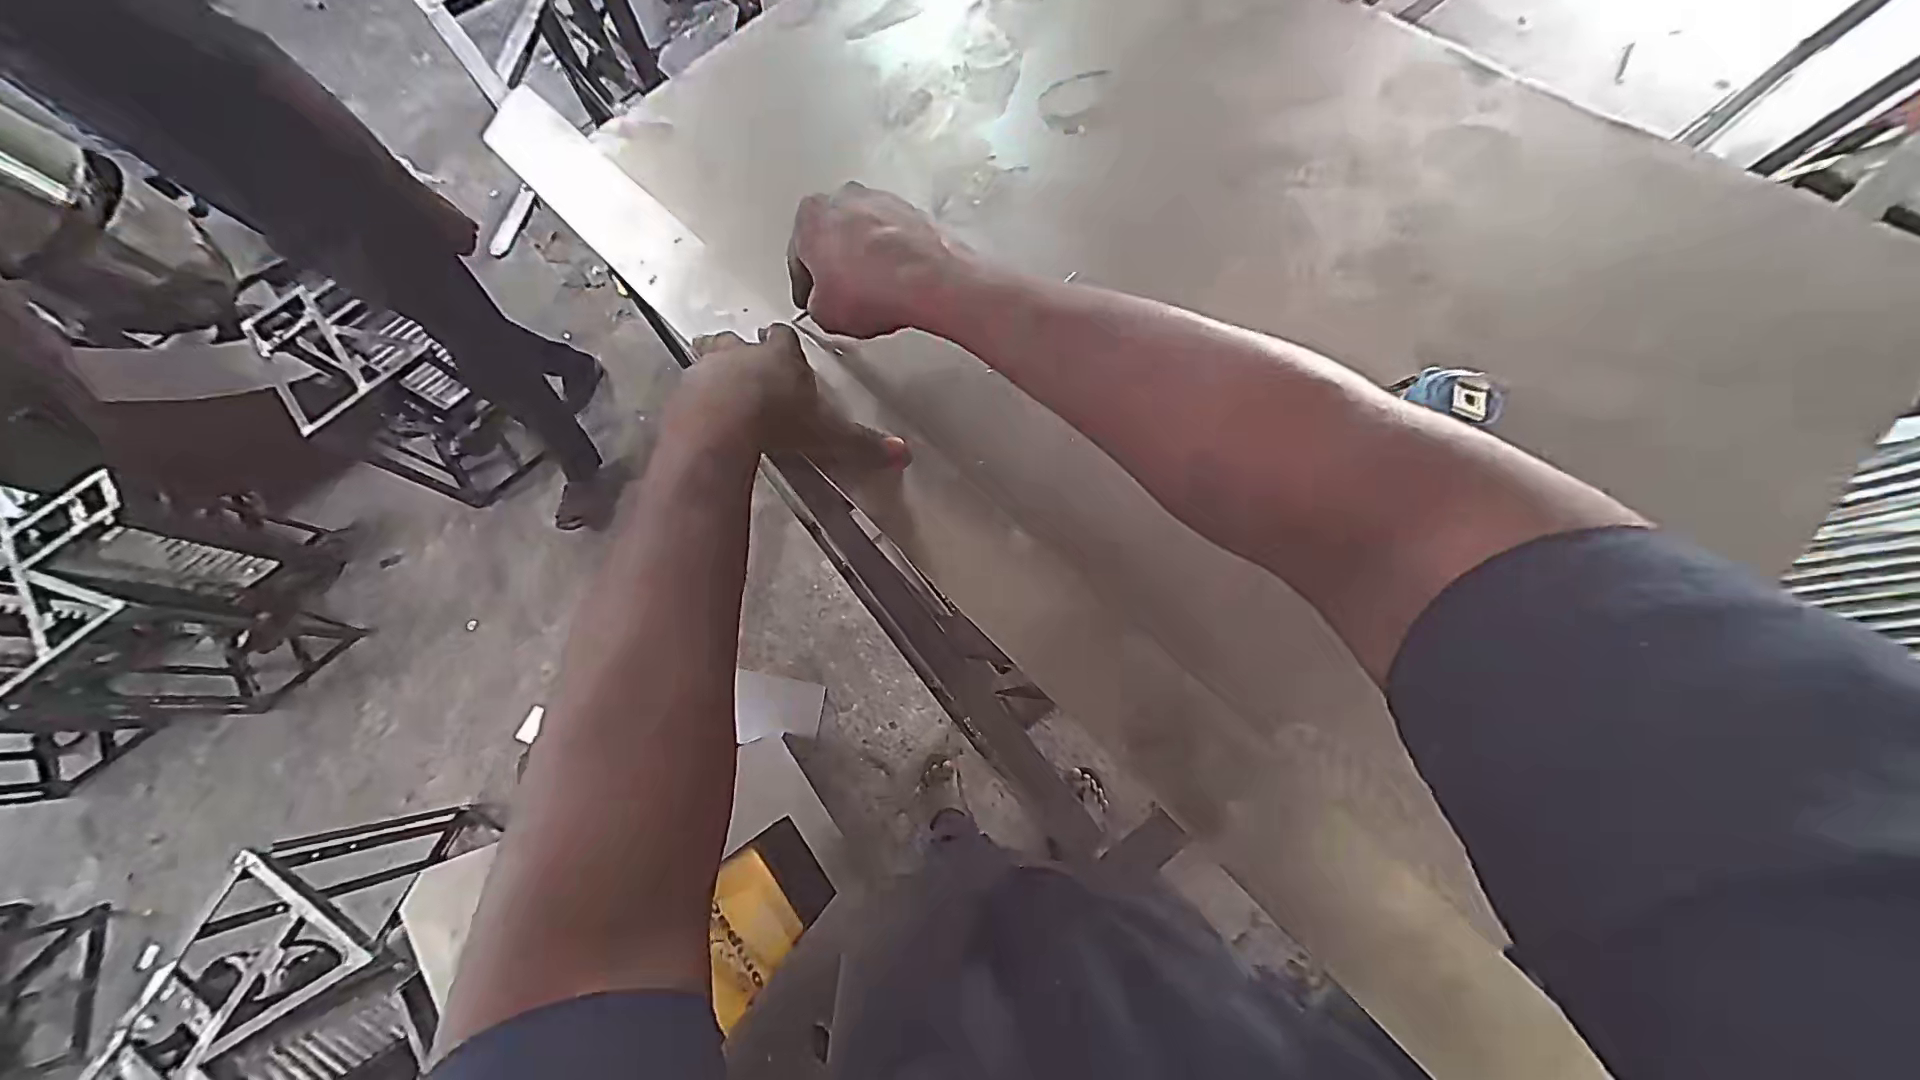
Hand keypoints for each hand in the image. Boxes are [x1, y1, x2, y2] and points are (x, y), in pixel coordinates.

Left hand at [681, 324, 910, 468]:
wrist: (720, 426)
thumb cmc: (778, 421)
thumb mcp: (826, 435)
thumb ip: (861, 443)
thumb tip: (906, 454)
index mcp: (779, 356)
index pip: (784, 337)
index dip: (785, 344)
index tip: (786, 350)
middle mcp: (741, 353)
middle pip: (739, 341)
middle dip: (743, 351)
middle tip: (748, 367)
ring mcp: (707, 368)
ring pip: (709, 357)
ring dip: (716, 369)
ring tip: (722, 389)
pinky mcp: (683, 391)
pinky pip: (689, 388)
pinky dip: (696, 397)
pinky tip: (703, 415)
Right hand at [788, 182, 969, 338]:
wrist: (927, 281)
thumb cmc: (876, 288)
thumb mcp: (825, 315)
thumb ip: (816, 306)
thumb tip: (825, 307)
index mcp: (810, 215)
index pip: (798, 255)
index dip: (805, 285)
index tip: (811, 298)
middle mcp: (844, 199)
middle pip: (831, 238)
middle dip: (835, 266)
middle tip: (841, 295)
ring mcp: (880, 202)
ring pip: (862, 235)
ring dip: (864, 260)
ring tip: (872, 293)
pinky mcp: (911, 214)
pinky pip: (892, 240)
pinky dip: (892, 258)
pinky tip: (895, 284)